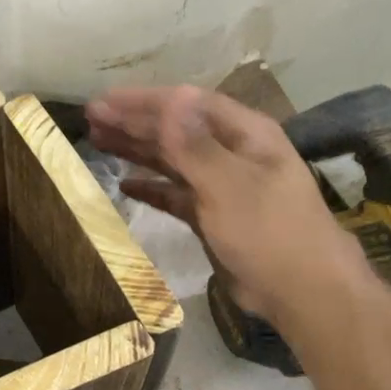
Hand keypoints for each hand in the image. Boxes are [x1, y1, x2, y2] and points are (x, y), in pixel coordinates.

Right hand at [84, 85, 367, 321]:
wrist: (299, 289)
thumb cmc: (269, 231)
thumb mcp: (229, 185)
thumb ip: (195, 145)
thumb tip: (170, 100)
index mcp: (245, 135)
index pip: (188, 105)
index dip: (144, 101)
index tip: (102, 102)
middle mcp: (232, 153)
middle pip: (176, 130)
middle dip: (134, 122)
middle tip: (91, 119)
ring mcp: (221, 185)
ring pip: (171, 159)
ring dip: (136, 150)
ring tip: (98, 141)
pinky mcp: (211, 216)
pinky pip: (173, 194)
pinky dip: (150, 188)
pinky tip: (124, 185)